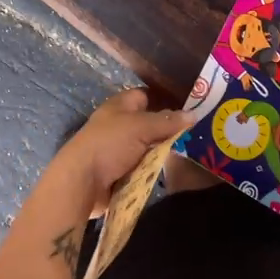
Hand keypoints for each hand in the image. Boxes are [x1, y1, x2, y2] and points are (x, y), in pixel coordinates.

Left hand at [54, 89, 195, 214]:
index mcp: (120, 106)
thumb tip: (193, 114)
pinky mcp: (120, 171)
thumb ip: (166, 122)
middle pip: (150, 124)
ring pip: (149, 148)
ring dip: (163, 153)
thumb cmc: (109, 144)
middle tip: (197, 138)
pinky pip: (143, 167)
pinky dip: (154, 170)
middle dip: (169, 132)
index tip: (190, 110)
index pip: (146, 97)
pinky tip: (173, 172)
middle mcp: (120, 124)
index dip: (165, 100)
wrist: (82, 181)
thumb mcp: (140, 127)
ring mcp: (120, 149)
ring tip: (191, 156)